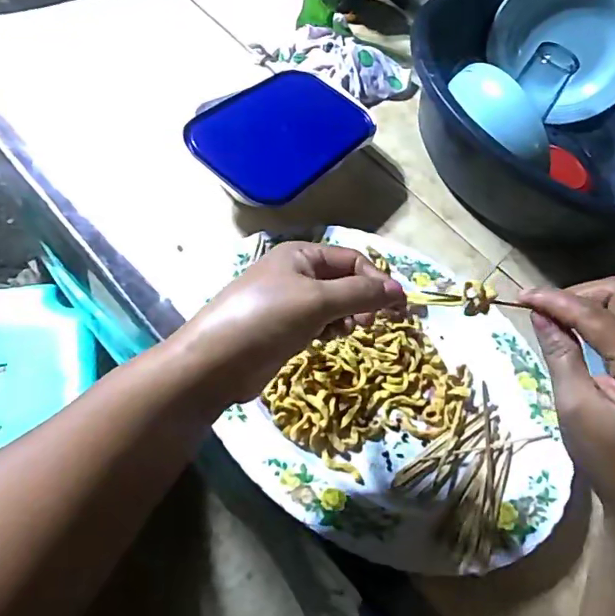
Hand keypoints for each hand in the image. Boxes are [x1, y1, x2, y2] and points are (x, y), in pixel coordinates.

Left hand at [173, 242, 404, 405]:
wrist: (215, 361)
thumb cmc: (267, 319)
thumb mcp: (317, 301)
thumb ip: (360, 294)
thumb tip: (399, 291)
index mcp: (301, 254)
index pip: (352, 259)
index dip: (376, 280)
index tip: (397, 308)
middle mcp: (296, 272)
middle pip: (344, 280)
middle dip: (362, 299)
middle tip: (370, 324)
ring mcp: (288, 301)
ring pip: (333, 303)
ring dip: (348, 315)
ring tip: (349, 331)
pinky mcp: (283, 328)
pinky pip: (319, 322)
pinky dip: (330, 329)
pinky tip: (328, 340)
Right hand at [520, 278, 614, 544]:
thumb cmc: (609, 461)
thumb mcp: (574, 406)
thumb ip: (560, 353)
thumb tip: (541, 314)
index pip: (596, 314)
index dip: (555, 300)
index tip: (522, 297)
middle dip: (581, 294)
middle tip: (548, 311)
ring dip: (602, 301)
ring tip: (570, 319)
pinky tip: (593, 334)